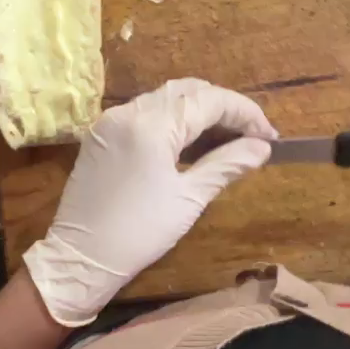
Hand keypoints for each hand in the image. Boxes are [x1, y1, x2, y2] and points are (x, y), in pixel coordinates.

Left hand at [22, 79, 276, 326]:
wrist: (80, 257)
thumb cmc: (138, 233)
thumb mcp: (189, 199)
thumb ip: (226, 165)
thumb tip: (261, 147)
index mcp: (151, 126)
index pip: (209, 101)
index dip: (244, 113)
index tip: (269, 137)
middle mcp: (128, 112)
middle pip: (186, 91)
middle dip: (221, 107)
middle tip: (249, 136)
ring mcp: (109, 121)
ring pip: (163, 99)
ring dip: (196, 111)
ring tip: (224, 139)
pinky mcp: (99, 136)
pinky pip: (142, 114)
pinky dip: (169, 120)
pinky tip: (188, 143)